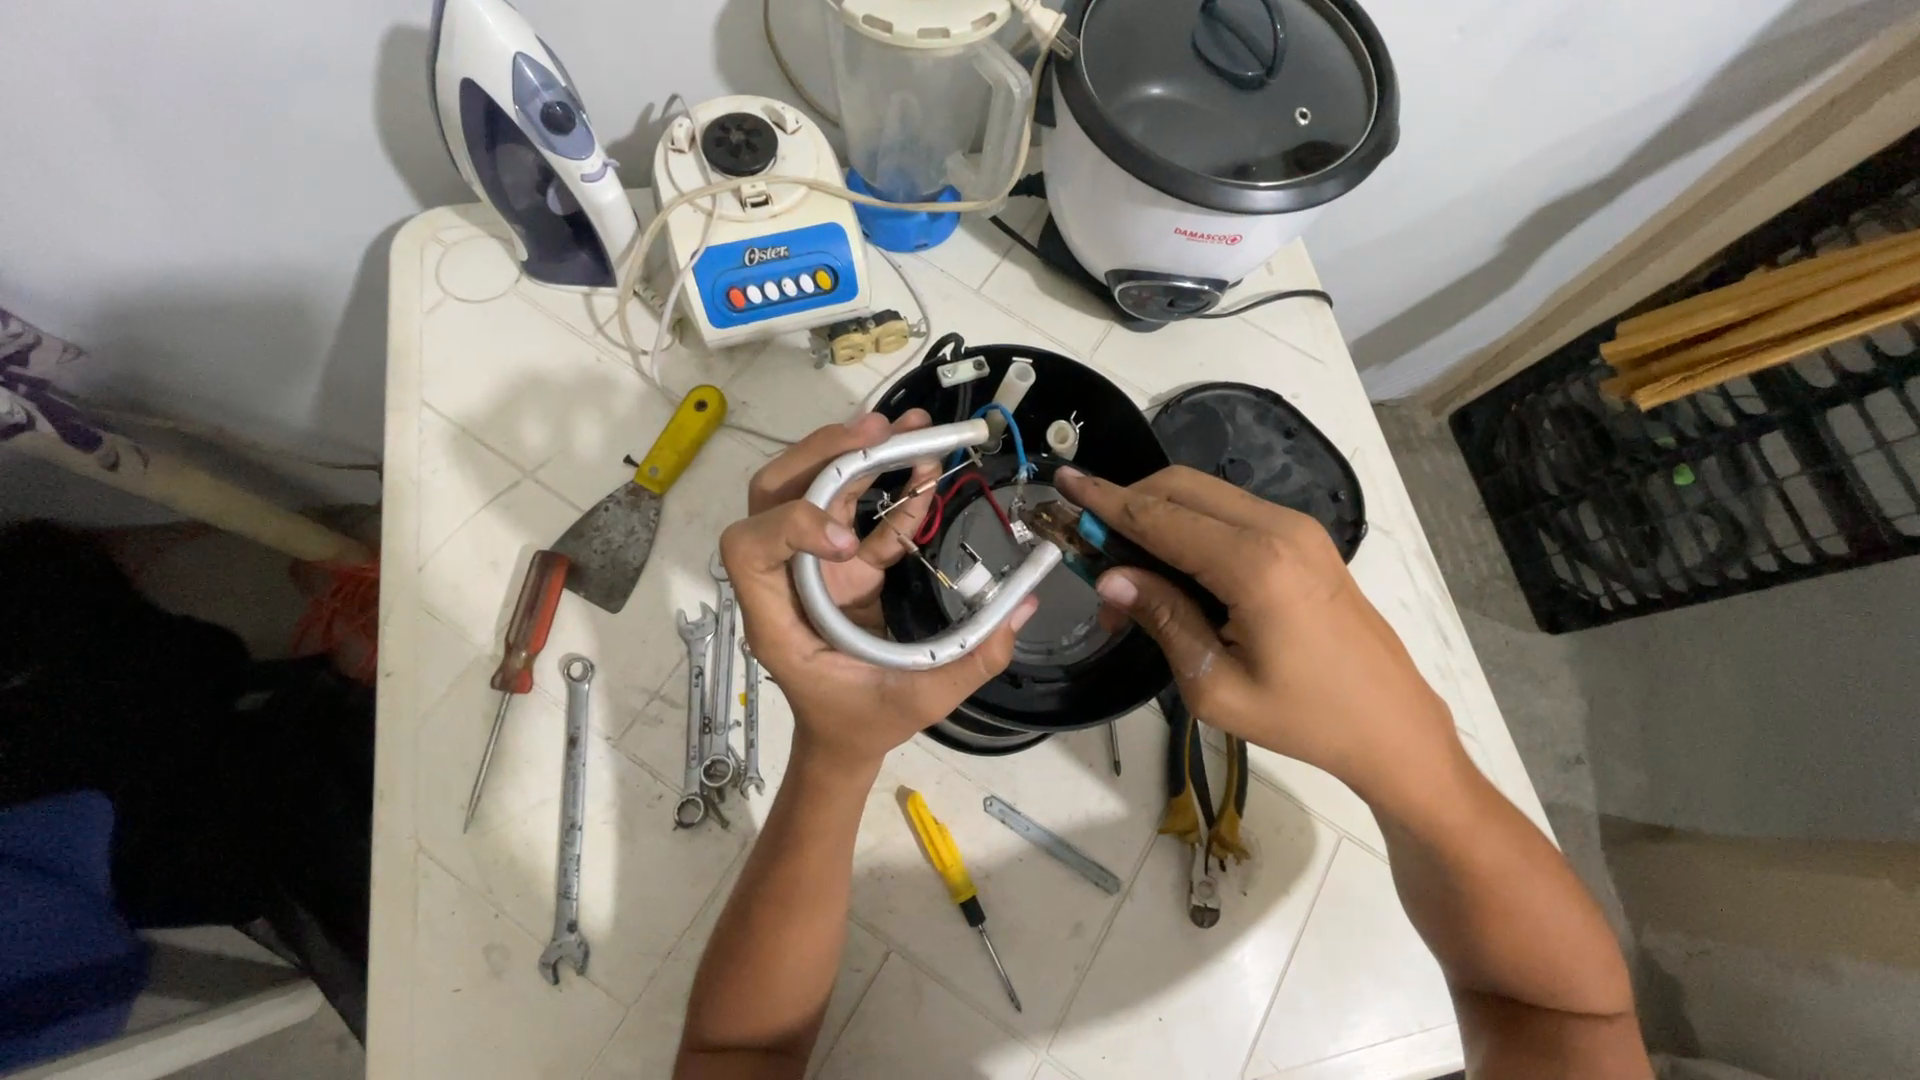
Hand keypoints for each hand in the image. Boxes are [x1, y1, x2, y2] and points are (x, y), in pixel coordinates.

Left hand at [721, 411, 1038, 773]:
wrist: (843, 737)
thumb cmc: (863, 724)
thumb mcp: (919, 701)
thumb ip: (973, 660)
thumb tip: (1025, 604)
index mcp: (778, 619)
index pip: (750, 549)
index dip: (791, 526)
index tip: (846, 541)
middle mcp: (785, 580)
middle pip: (774, 494)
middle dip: (822, 455)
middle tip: (877, 433)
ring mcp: (812, 567)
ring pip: (813, 489)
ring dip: (857, 454)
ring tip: (908, 431)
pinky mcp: (841, 565)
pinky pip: (859, 514)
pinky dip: (891, 489)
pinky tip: (926, 469)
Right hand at [1054, 465, 1458, 805]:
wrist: (1391, 724)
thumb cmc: (1304, 718)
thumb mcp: (1215, 687)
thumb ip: (1162, 619)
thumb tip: (1111, 576)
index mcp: (1254, 566)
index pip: (1159, 518)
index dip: (1105, 502)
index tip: (1064, 484)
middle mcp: (1277, 528)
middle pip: (1180, 488)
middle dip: (1127, 503)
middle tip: (1089, 542)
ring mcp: (1297, 528)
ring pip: (1205, 494)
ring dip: (1157, 516)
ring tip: (1125, 568)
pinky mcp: (1304, 538)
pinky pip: (1229, 513)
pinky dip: (1188, 525)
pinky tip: (1169, 566)